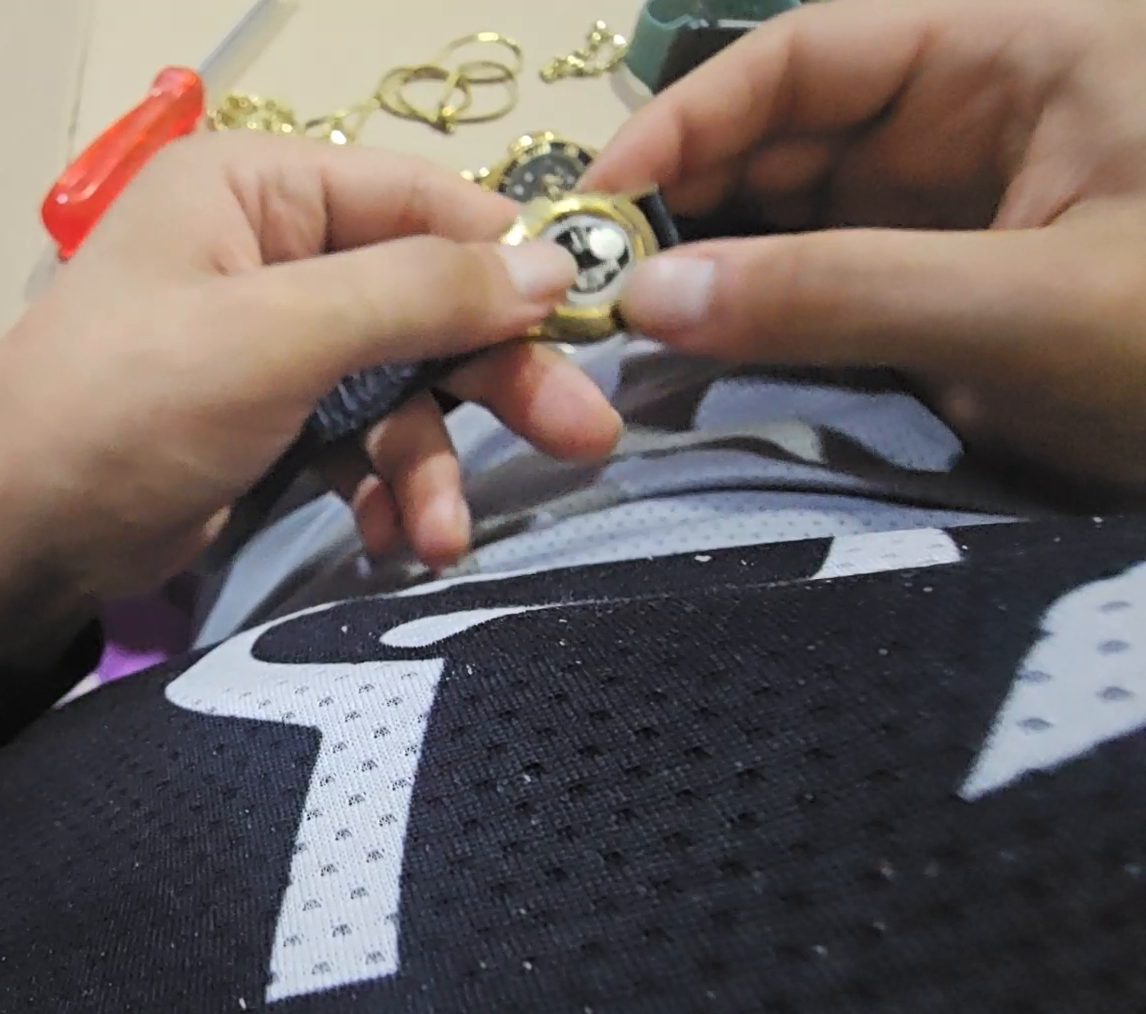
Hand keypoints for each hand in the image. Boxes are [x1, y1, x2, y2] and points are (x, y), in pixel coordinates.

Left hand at [0, 132, 622, 665]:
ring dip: (426, 469)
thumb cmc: (130, 409)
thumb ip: (410, 295)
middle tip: (582, 441)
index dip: (504, 259)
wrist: (19, 540)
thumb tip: (545, 264)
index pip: (414, 203)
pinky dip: (378, 495)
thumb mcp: (271, 338)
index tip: (586, 318)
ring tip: (442, 540)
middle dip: (489, 381)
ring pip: (390, 394)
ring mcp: (266, 352)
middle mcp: (264, 259)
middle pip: (415, 305)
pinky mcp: (263, 429)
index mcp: (255, 192)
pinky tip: (393, 543)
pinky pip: (351, 448)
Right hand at [584, 0, 1145, 498]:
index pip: (807, 55)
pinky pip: (790, 289)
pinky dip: (728, 317)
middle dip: (673, 206)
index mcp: (1025, 56)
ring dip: (690, 268)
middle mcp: (963, 126)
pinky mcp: (910, 295)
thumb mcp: (1038, 309)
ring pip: (769, 223)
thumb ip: (832, 293)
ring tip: (614, 320)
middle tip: (586, 283)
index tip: (594, 203)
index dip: (684, 118)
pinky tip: (677, 346)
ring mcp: (931, 218)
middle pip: (770, 143)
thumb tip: (644, 298)